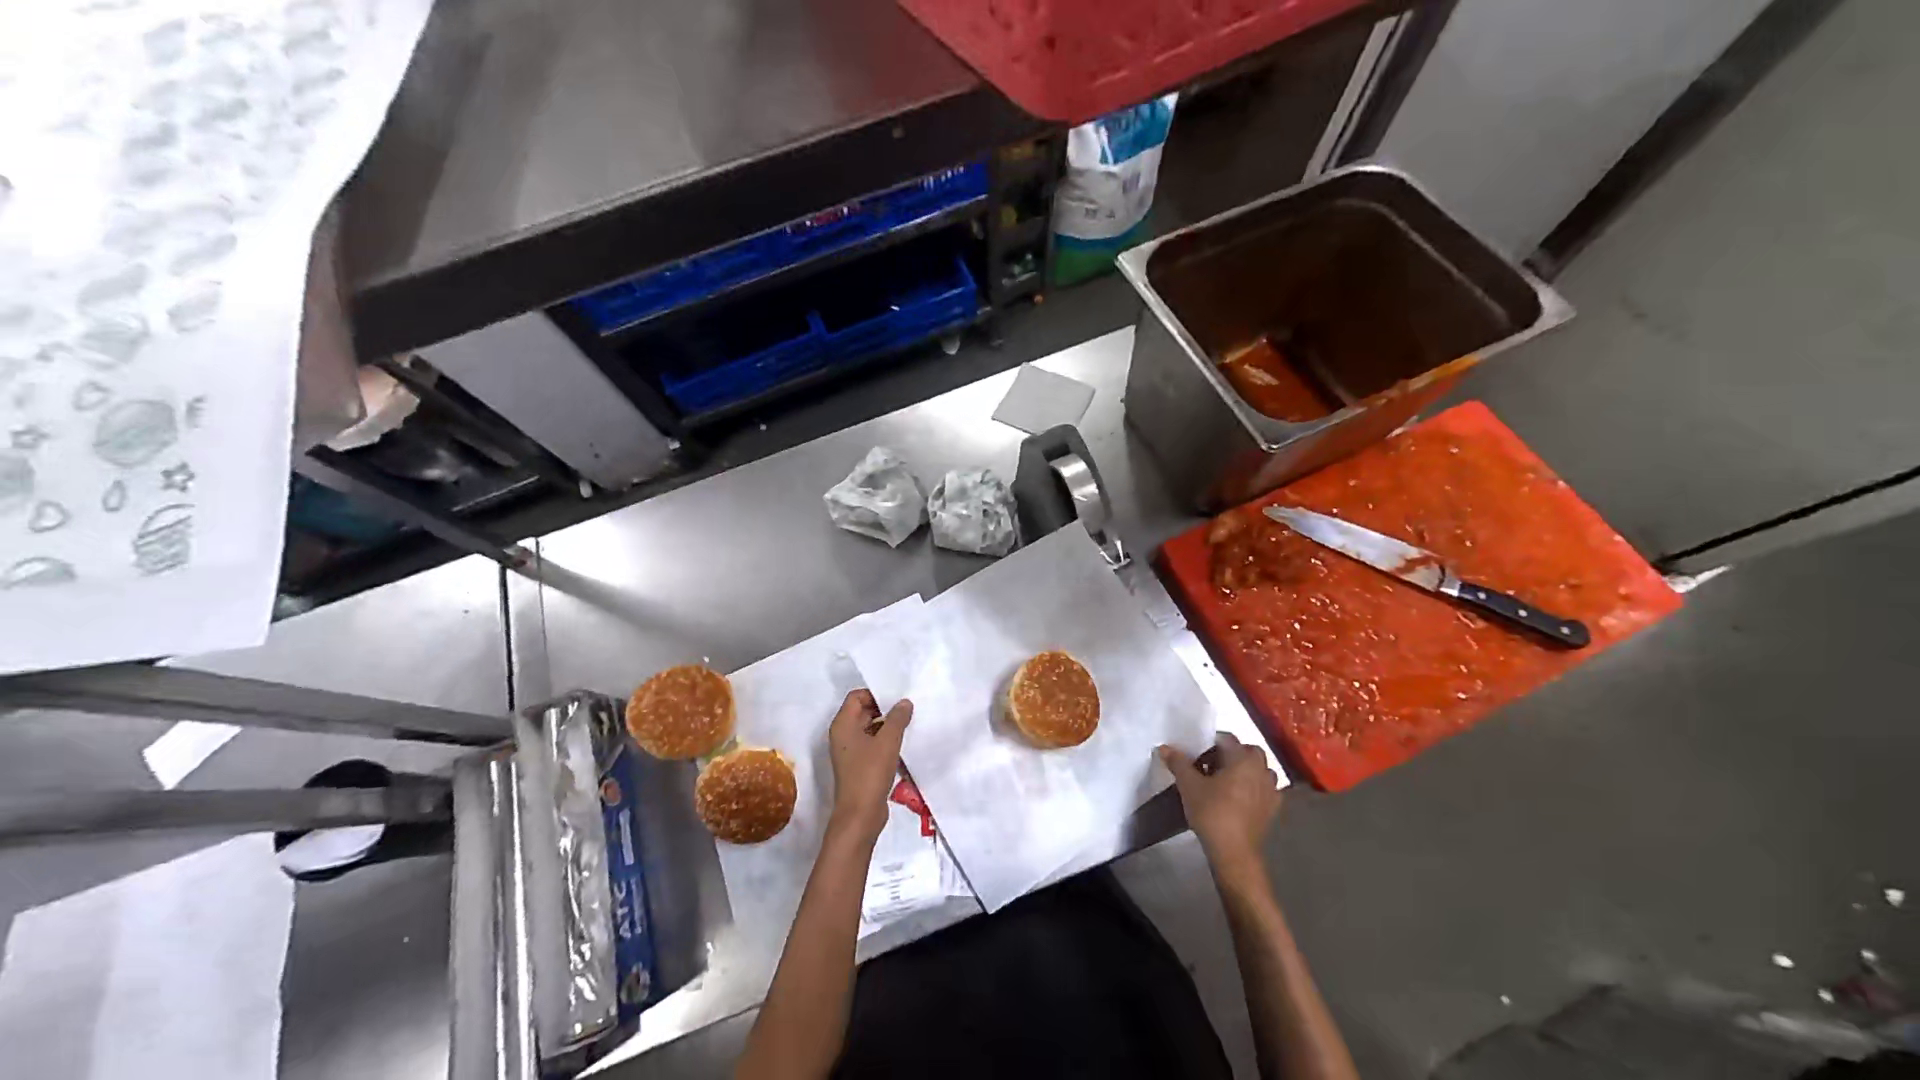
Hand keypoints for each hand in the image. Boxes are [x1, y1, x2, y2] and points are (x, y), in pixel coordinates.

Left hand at [827, 689, 911, 842]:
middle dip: (885, 709)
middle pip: (863, 711)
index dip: (876, 693)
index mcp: (843, 725)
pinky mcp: (859, 765)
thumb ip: (897, 718)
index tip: (898, 697)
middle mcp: (843, 735)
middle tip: (908, 709)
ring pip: (869, 729)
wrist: (860, 815)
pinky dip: (886, 742)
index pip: (857, 697)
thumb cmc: (870, 773)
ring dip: (887, 726)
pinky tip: (904, 743)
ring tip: (910, 724)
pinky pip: (872, 745)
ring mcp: (850, 751)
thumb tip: (904, 702)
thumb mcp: (888, 742)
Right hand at [1159, 732, 1282, 878]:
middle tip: (1208, 766)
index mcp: (1243, 758)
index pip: (1226, 738)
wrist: (1233, 851)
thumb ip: (1178, 763)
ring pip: (1257, 770)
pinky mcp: (1273, 808)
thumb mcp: (1189, 785)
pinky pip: (1263, 789)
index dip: (1209, 742)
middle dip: (1228, 755)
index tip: (1195, 753)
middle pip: (1245, 752)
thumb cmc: (1212, 811)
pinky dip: (1253, 788)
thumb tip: (1164, 747)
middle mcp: (1262, 769)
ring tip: (1223, 782)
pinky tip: (1238, 798)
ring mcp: (1271, 789)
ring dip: (1243, 770)